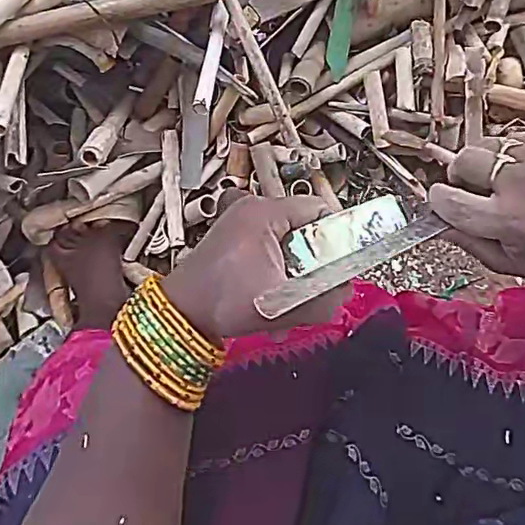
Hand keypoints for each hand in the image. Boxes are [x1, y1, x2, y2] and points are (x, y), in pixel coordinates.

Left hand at [160, 195, 348, 339]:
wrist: (179, 314)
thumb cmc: (221, 301)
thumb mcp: (280, 305)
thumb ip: (322, 299)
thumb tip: (344, 293)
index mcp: (264, 212)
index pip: (319, 210)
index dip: (335, 238)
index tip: (340, 266)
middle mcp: (253, 209)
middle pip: (305, 229)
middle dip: (313, 265)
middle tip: (315, 290)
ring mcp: (242, 222)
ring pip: (289, 244)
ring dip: (295, 275)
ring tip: (291, 303)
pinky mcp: (236, 239)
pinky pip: (271, 251)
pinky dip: (278, 275)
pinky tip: (274, 304)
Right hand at [429, 133, 524, 280]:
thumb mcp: (506, 261)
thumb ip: (465, 239)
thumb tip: (435, 217)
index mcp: (508, 220)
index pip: (449, 199)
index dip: (440, 199)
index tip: (443, 199)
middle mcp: (522, 185)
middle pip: (464, 161)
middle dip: (461, 174)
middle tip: (474, 187)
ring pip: (488, 145)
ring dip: (486, 161)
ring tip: (501, 177)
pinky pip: (515, 138)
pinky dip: (511, 152)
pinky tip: (522, 169)